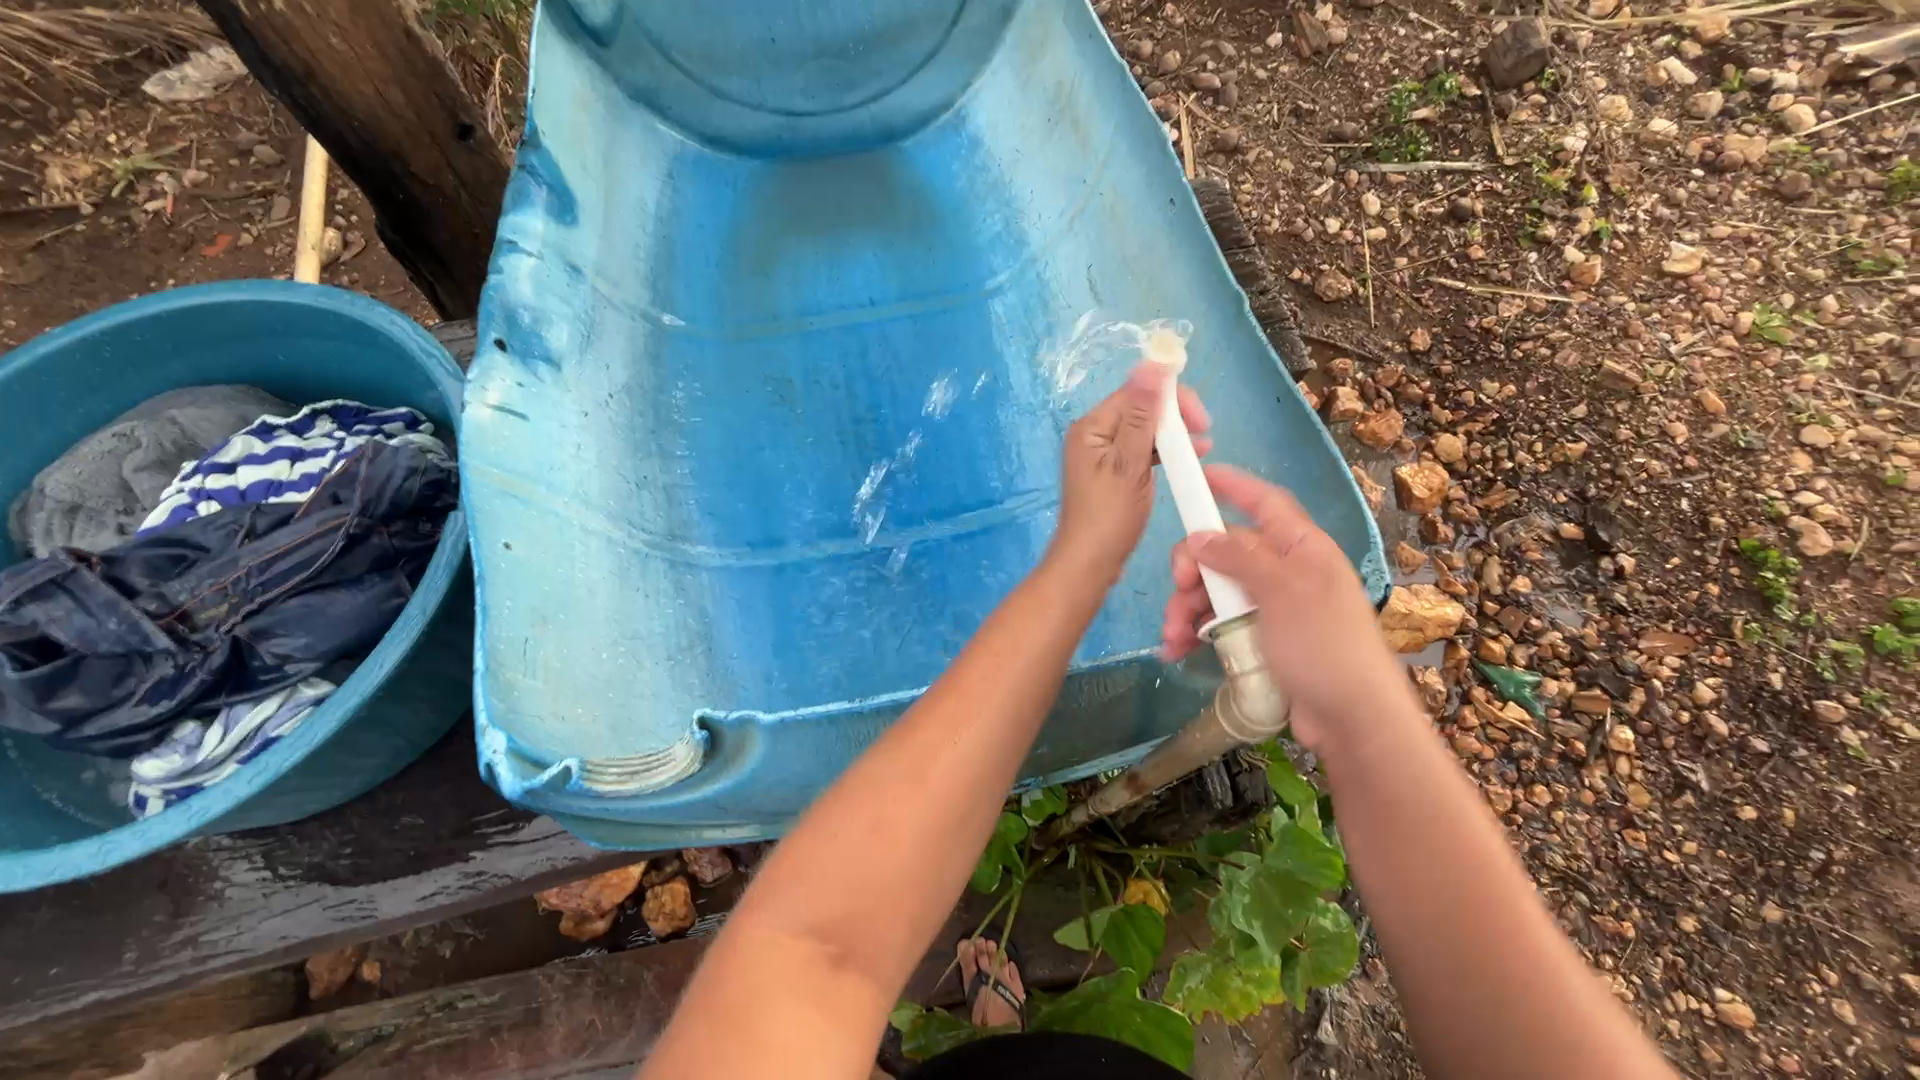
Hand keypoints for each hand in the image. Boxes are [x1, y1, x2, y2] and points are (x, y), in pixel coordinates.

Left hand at [1049, 362, 1211, 585]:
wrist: (1089, 564)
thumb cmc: (1109, 517)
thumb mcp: (1129, 464)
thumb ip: (1141, 415)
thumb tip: (1152, 364)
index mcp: (1091, 427)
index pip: (1137, 392)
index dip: (1172, 398)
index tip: (1202, 420)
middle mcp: (1093, 434)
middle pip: (1140, 407)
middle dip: (1175, 415)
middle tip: (1205, 435)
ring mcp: (1101, 454)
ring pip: (1143, 429)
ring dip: (1172, 434)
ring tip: (1202, 448)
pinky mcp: (1111, 472)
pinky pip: (1140, 450)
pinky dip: (1162, 452)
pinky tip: (1186, 459)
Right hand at [1161, 465, 1413, 753]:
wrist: (1352, 718)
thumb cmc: (1324, 645)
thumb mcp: (1283, 593)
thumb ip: (1239, 559)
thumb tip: (1199, 538)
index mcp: (1302, 549)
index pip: (1266, 503)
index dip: (1235, 486)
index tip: (1200, 476)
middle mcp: (1286, 572)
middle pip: (1227, 552)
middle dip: (1194, 568)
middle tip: (1178, 588)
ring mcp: (1272, 609)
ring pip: (1216, 592)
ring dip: (1187, 609)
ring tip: (1173, 637)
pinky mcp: (1259, 641)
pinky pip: (1218, 625)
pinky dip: (1195, 634)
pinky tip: (1177, 650)